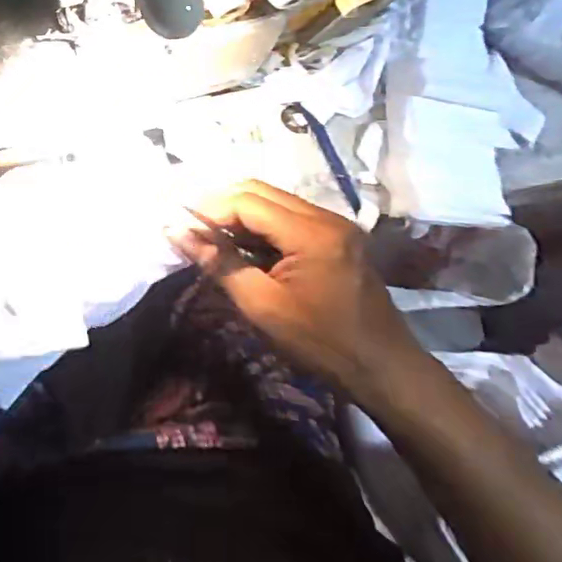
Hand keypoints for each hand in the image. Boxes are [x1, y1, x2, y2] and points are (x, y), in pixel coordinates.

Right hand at [171, 180, 425, 399]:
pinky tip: (244, 250)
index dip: (208, 211)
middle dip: (220, 208)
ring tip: (214, 243)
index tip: (183, 232)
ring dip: (239, 216)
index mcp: (311, 233)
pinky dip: (259, 227)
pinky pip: (287, 217)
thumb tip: (176, 232)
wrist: (385, 370)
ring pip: (272, 201)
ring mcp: (334, 226)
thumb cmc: (320, 342)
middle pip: (259, 191)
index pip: (246, 201)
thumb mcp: (261, 305)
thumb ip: (218, 263)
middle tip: (195, 234)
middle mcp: (326, 218)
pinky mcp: (336, 238)